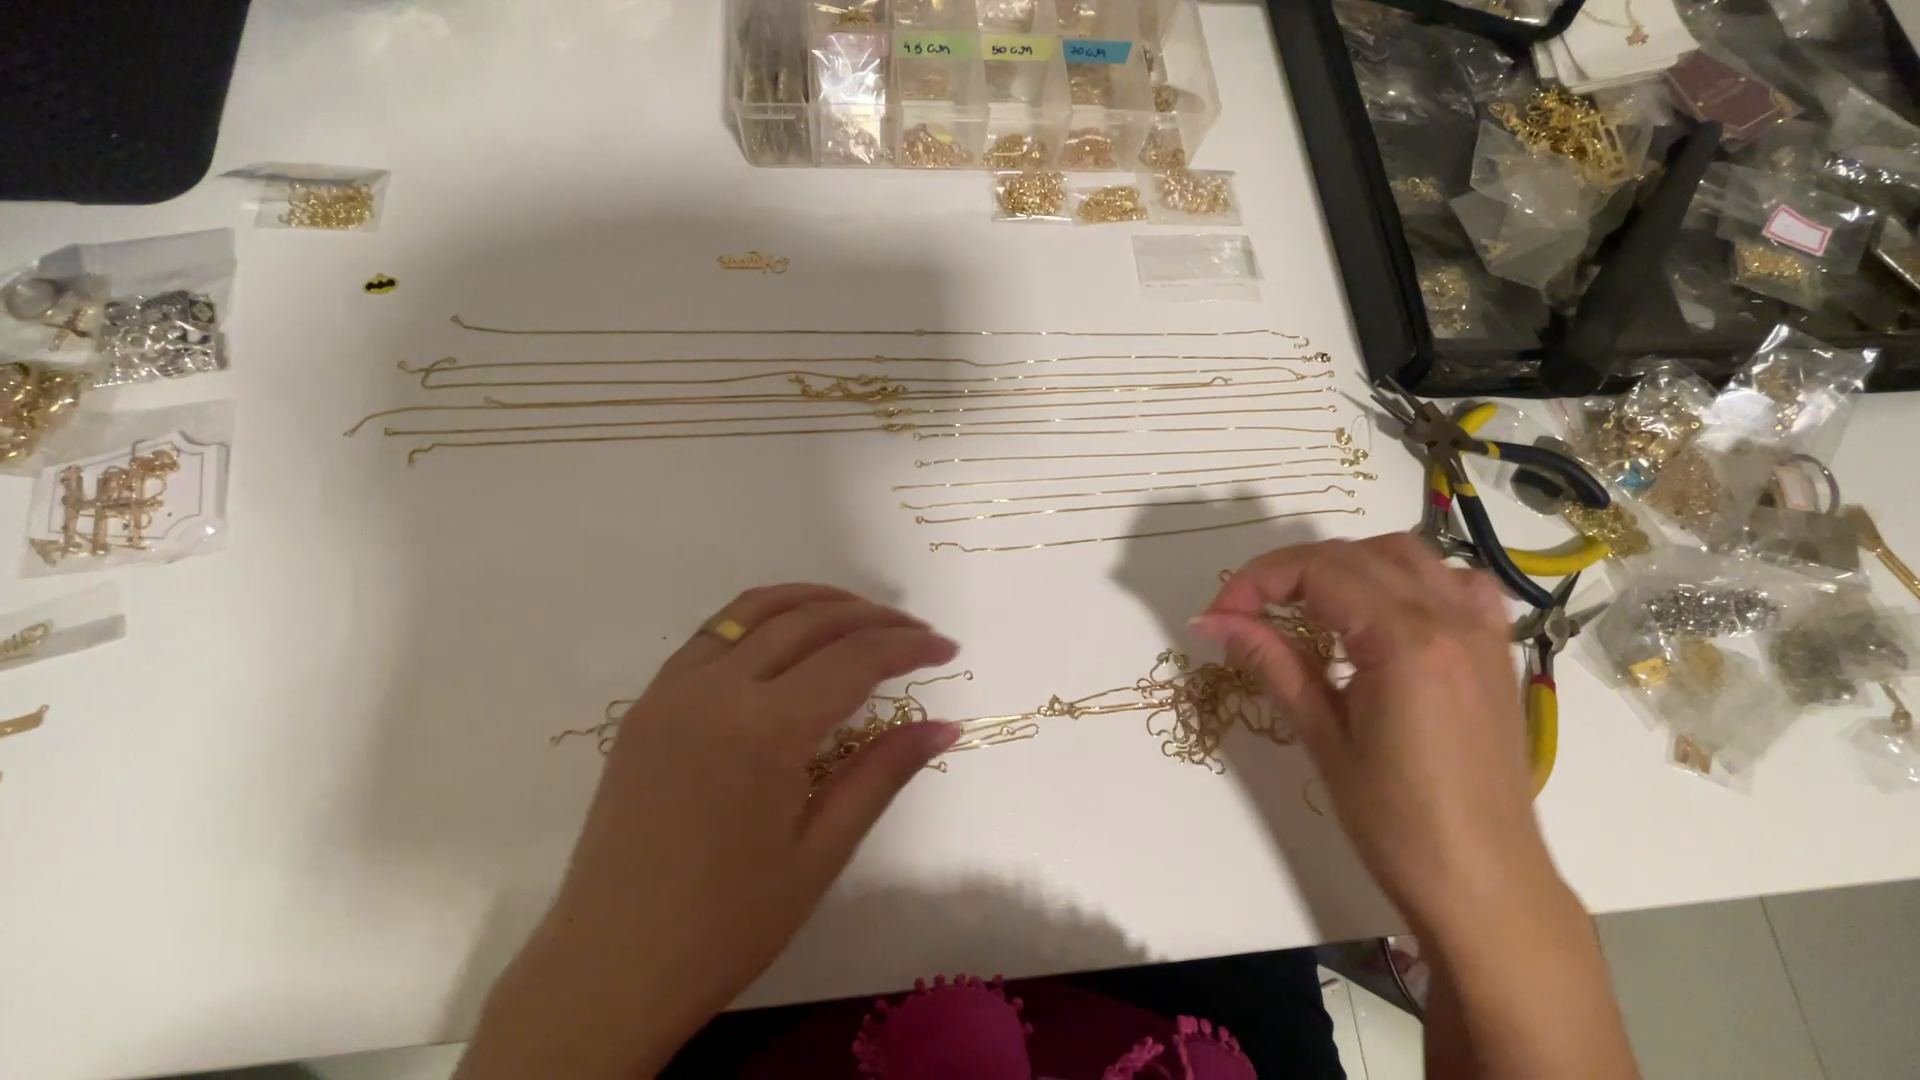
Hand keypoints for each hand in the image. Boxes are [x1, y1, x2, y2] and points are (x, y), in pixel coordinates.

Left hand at [458, 584, 960, 1079]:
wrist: (610, 966)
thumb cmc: (727, 925)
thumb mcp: (820, 853)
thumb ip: (882, 774)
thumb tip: (945, 726)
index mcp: (763, 731)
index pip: (852, 660)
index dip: (907, 647)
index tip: (947, 649)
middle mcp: (714, 690)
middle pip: (807, 622)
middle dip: (870, 618)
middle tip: (915, 631)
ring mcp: (670, 691)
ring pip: (752, 611)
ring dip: (813, 602)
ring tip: (859, 614)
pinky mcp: (645, 705)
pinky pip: (710, 636)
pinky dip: (759, 620)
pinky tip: (786, 641)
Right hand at [1192, 535, 1563, 938]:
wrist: (1484, 881)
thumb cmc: (1395, 822)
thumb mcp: (1322, 738)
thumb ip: (1271, 662)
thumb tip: (1212, 621)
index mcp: (1405, 643)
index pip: (1318, 571)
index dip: (1257, 581)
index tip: (1219, 615)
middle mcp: (1450, 619)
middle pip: (1354, 554)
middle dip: (1288, 571)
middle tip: (1245, 613)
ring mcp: (1481, 630)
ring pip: (1405, 554)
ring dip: (1345, 565)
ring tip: (1306, 606)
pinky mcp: (1495, 650)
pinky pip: (1455, 582)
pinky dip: (1410, 578)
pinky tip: (1384, 612)